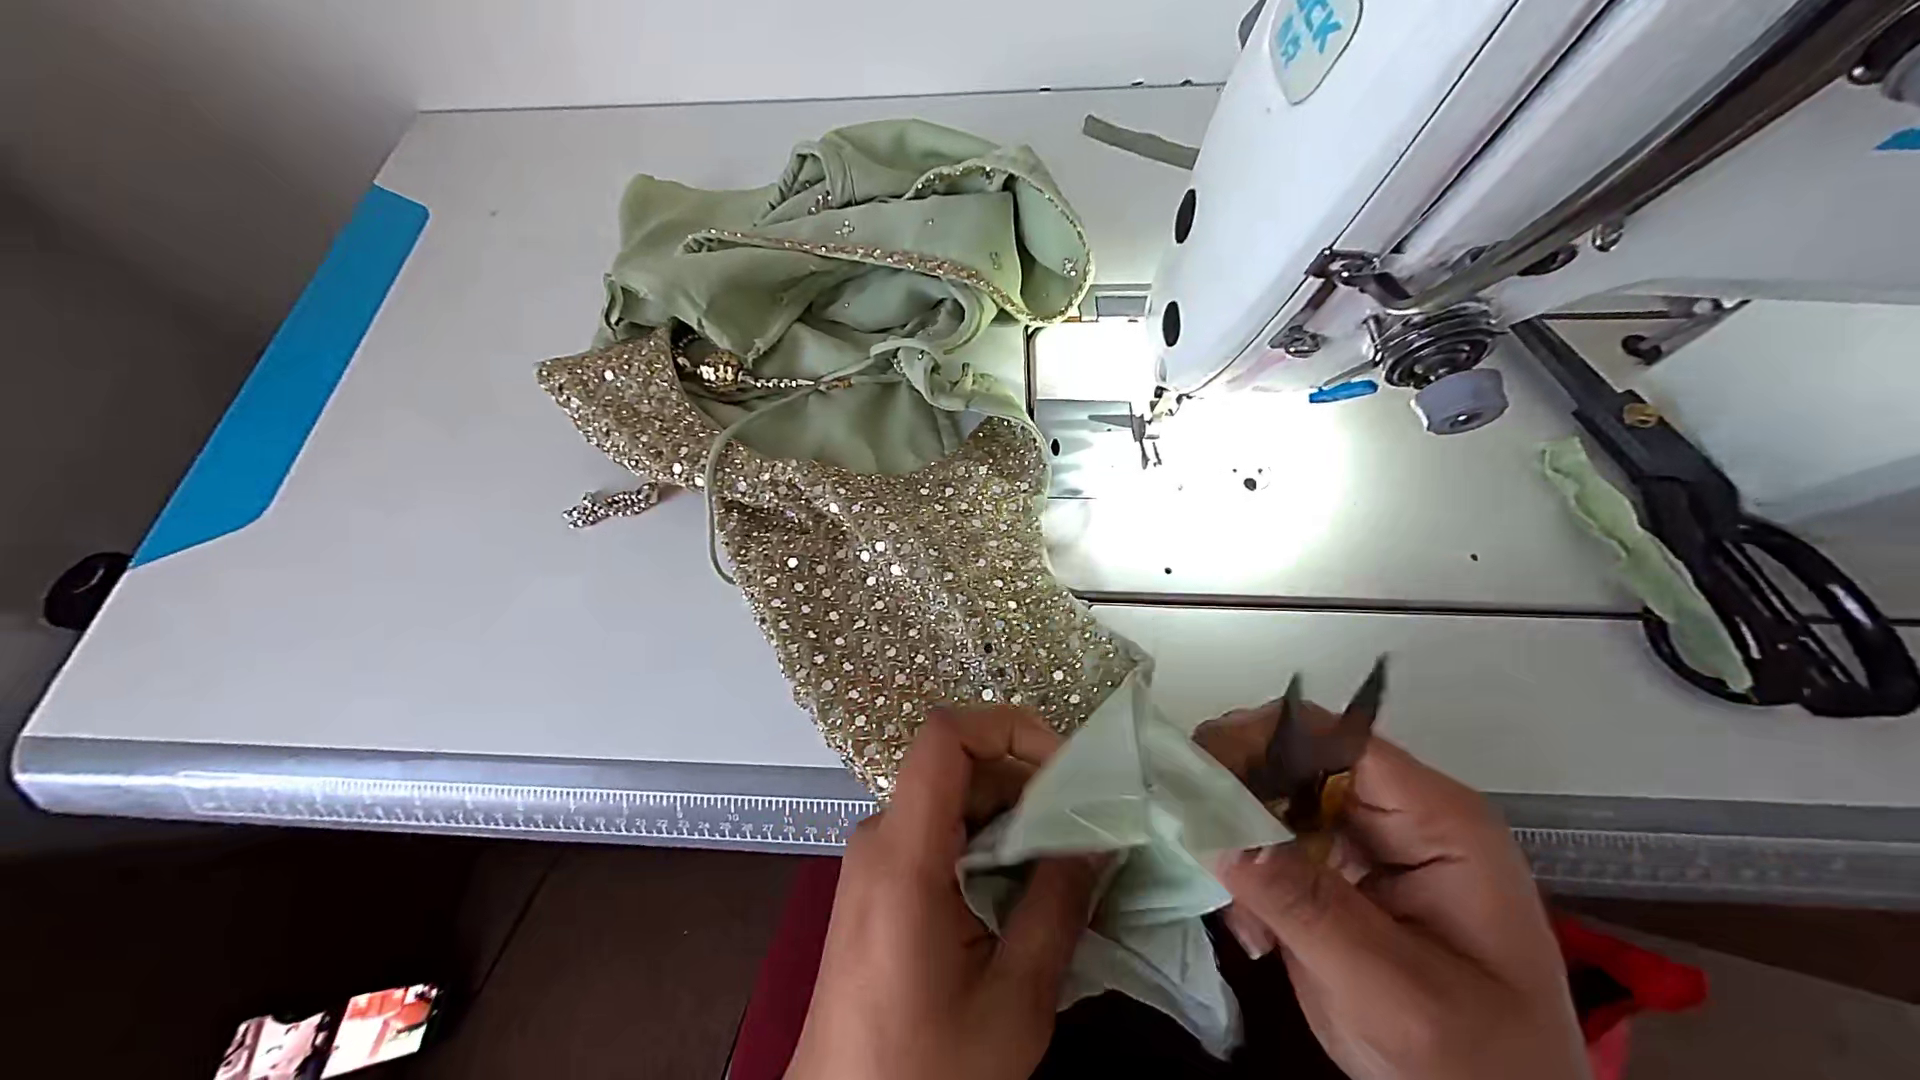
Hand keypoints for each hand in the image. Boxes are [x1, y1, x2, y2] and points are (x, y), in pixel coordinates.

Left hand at [785, 707, 1100, 1079]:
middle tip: (1086, 831)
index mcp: (903, 855)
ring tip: (1064, 869)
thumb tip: (1098, 837)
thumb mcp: (1013, 1000)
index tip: (1068, 767)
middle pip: (961, 768)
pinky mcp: (880, 877)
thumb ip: (1058, 906)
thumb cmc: (925, 1072)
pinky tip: (1023, 891)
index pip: (945, 736)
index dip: (1009, 727)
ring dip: (1014, 819)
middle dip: (1029, 785)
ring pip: (955, 799)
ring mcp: (875, 855)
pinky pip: (941, 830)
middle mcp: (881, 836)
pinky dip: (988, 843)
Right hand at [1214, 737, 1589, 1079]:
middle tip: (1201, 848)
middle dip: (1238, 801)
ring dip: (1238, 847)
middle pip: (1293, 760)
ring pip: (1271, 800)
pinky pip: (1272, 843)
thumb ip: (1304, 905)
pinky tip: (1257, 932)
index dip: (1258, 742)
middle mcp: (1398, 812)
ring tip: (1243, 920)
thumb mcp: (1390, 990)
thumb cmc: (1474, 1062)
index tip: (1195, 778)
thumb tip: (1215, 831)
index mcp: (1435, 817)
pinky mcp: (1339, 869)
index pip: (1331, 738)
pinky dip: (1248, 878)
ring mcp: (1367, 840)